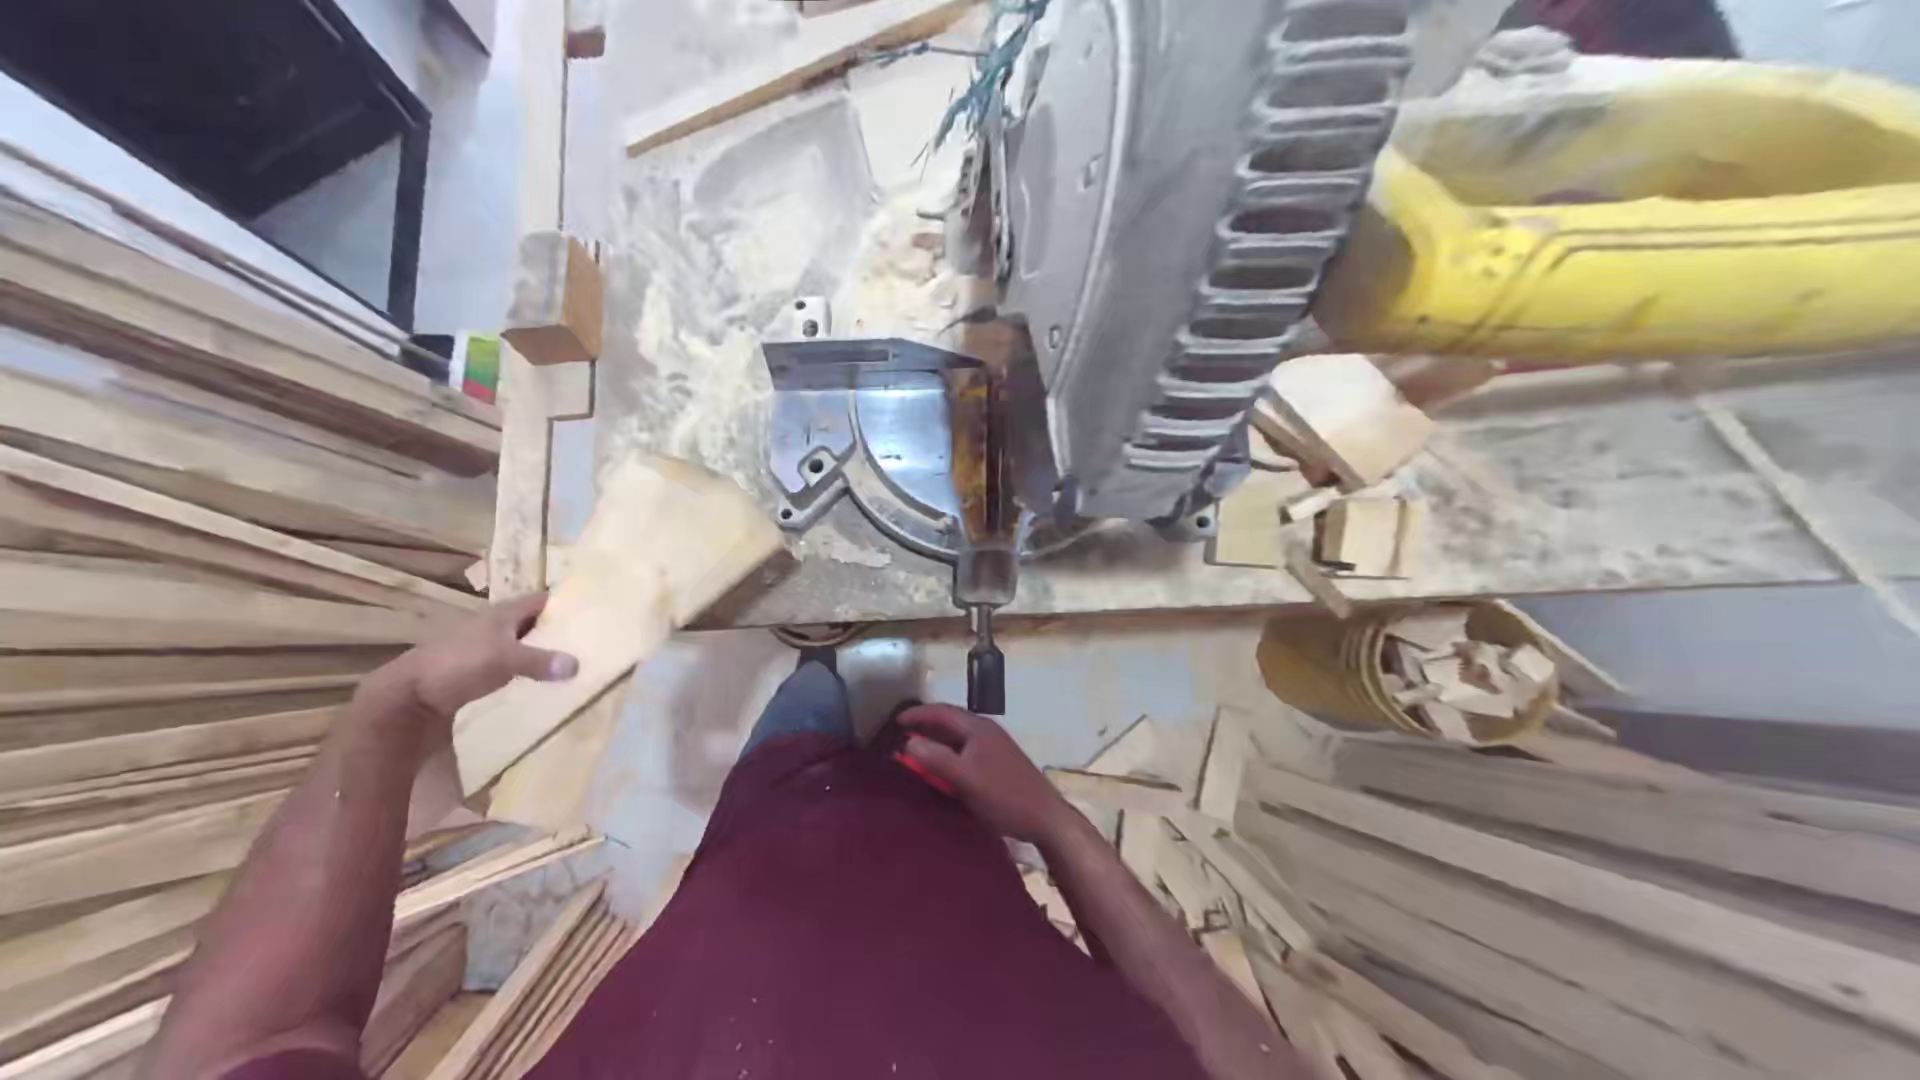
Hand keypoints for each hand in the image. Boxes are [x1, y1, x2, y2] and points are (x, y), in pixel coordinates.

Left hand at [361, 593, 578, 721]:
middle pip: (537, 621)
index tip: (593, 610)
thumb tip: (577, 665)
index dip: (566, 601)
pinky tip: (547, 679)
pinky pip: (517, 663)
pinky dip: (532, 668)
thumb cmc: (458, 664)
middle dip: (560, 628)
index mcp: (504, 613)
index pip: (543, 599)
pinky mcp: (481, 670)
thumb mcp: (505, 659)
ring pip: (527, 643)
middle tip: (591, 638)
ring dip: (546, 650)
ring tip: (577, 660)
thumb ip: (541, 661)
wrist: (409, 695)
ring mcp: (488, 647)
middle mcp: (497, 625)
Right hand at [898, 704, 1077, 842]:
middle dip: (926, 724)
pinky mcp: (998, 763)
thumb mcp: (966, 779)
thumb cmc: (1005, 796)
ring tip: (917, 749)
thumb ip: (937, 759)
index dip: (918, 714)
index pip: (942, 711)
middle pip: (950, 720)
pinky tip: (942, 767)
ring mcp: (994, 747)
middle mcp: (986, 731)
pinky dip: (948, 753)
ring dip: (937, 739)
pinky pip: (965, 749)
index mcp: (978, 728)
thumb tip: (908, 742)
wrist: (1045, 818)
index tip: (895, 721)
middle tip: (902, 734)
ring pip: (958, 736)